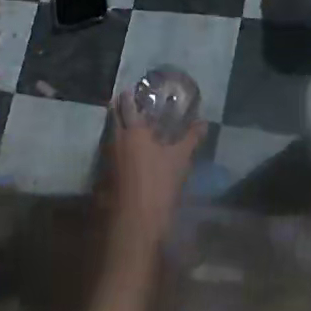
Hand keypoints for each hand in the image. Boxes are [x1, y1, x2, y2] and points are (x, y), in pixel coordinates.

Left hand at [106, 94, 205, 241]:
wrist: (135, 221)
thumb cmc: (158, 184)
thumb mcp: (180, 160)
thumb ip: (190, 139)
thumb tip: (204, 122)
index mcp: (132, 131)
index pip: (127, 105)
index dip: (130, 96)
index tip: (133, 89)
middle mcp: (115, 140)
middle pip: (114, 118)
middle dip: (121, 110)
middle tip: (132, 104)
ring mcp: (107, 158)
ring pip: (112, 136)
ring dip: (120, 129)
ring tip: (134, 128)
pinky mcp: (106, 175)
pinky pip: (112, 153)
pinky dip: (120, 148)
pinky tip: (131, 154)